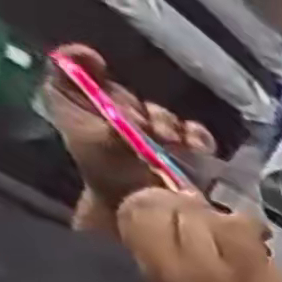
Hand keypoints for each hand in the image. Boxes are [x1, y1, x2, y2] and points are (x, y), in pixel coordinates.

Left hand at [43, 44, 216, 206]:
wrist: (149, 220)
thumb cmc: (109, 180)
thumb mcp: (86, 137)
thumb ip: (84, 101)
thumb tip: (92, 61)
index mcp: (89, 110)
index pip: (82, 73)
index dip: (86, 65)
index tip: (98, 64)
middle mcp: (123, 119)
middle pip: (131, 97)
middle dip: (140, 109)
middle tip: (143, 128)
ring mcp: (161, 138)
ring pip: (167, 117)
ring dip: (171, 126)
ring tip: (171, 142)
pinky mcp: (192, 157)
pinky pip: (199, 136)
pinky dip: (199, 138)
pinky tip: (196, 147)